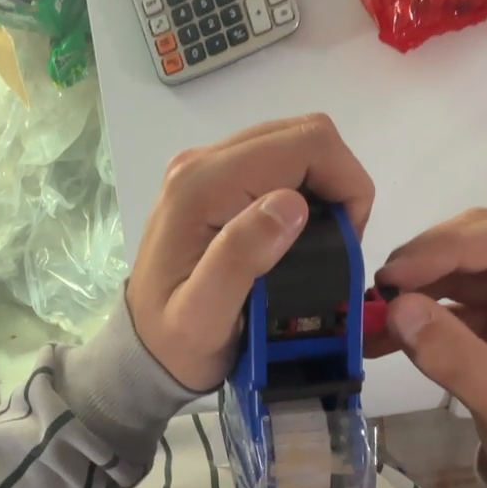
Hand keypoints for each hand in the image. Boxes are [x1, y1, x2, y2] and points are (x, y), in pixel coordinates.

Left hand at [128, 115, 374, 391]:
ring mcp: (203, 170)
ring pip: (291, 146)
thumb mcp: (203, 316)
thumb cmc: (175, 343)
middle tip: (335, 244)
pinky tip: (292, 236)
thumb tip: (291, 204)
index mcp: (201, 186)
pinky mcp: (209, 182)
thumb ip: (240, 258)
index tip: (346, 239)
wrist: (141, 351)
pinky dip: (300, 191)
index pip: (305, 145)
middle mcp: (200, 164)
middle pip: (302, 136)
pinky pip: (274, 164)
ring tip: (316, 244)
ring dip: (320, 187)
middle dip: (336, 185)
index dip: (343, 185)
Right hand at [371, 209, 486, 487]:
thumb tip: (397, 309)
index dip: (457, 246)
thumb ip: (457, 359)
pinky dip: (424, 307)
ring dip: (422, 281)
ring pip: (475, 257)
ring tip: (375, 311)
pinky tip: (386, 329)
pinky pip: (465, 290)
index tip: (396, 274)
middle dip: (435, 257)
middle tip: (380, 289)